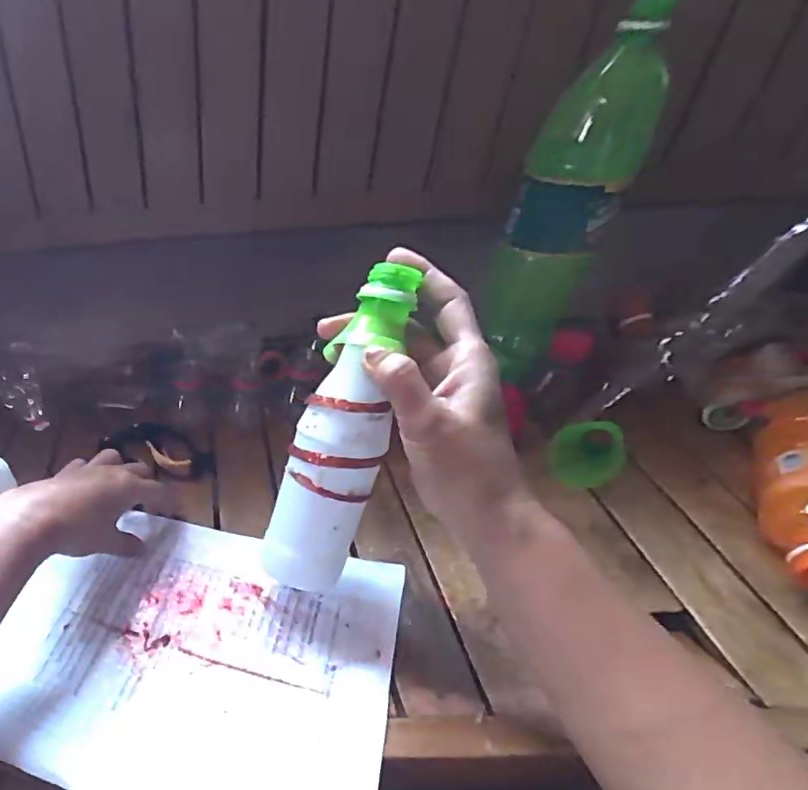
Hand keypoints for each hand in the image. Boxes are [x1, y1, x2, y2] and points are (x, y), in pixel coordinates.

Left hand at [0, 449, 176, 558]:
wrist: (32, 518)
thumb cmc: (76, 531)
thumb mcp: (105, 542)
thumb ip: (125, 543)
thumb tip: (141, 548)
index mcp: (128, 486)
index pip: (157, 490)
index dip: (168, 500)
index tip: (175, 509)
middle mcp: (110, 471)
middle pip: (138, 468)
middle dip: (146, 482)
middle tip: (146, 501)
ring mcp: (86, 468)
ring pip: (112, 457)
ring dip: (120, 468)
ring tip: (117, 487)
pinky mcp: (64, 471)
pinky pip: (85, 465)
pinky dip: (91, 472)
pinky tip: (85, 485)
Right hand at [317, 247, 531, 545]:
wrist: (479, 509)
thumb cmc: (466, 466)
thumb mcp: (432, 423)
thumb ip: (402, 384)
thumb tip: (370, 350)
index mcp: (467, 361)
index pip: (448, 306)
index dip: (424, 279)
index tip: (393, 262)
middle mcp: (451, 369)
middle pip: (412, 331)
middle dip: (375, 321)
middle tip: (329, 326)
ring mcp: (434, 392)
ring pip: (398, 358)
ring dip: (366, 350)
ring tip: (328, 350)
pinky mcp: (419, 414)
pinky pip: (391, 385)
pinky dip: (368, 378)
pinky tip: (344, 379)